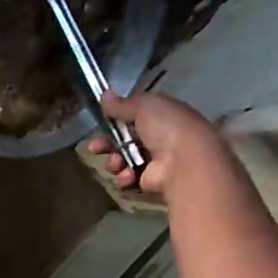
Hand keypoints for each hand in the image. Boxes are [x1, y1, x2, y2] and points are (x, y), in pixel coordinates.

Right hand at [87, 90, 220, 195]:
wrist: (183, 161)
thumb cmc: (165, 126)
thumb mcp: (143, 106)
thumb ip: (122, 104)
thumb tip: (104, 95)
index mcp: (161, 116)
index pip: (134, 117)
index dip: (115, 120)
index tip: (101, 122)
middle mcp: (158, 138)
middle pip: (124, 141)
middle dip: (107, 144)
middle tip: (95, 148)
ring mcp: (155, 162)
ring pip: (123, 161)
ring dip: (115, 162)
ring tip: (116, 163)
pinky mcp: (150, 182)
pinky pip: (129, 179)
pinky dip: (125, 177)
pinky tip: (128, 175)